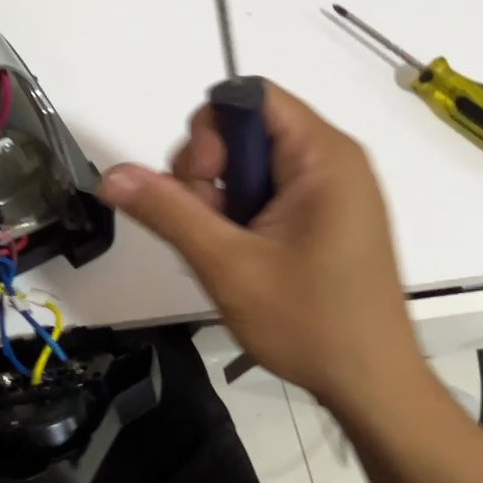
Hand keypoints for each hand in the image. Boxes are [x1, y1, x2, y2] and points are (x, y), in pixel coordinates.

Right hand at [97, 81, 425, 413]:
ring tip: (227, 253)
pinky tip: (240, 258)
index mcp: (323, 155)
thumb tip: (111, 174)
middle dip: (208, 173)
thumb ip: (167, 212)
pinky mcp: (323, 218)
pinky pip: (265, 193)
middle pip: (243, 129)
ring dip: (218, 202)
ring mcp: (330, 191)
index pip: (249, 96)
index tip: (202, 184)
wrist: (372, 385)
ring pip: (247, 165)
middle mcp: (331, 161)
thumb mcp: (228, 265)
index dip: (211, 130)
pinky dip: (238, 218)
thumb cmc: (310, 323)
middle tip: (211, 229)